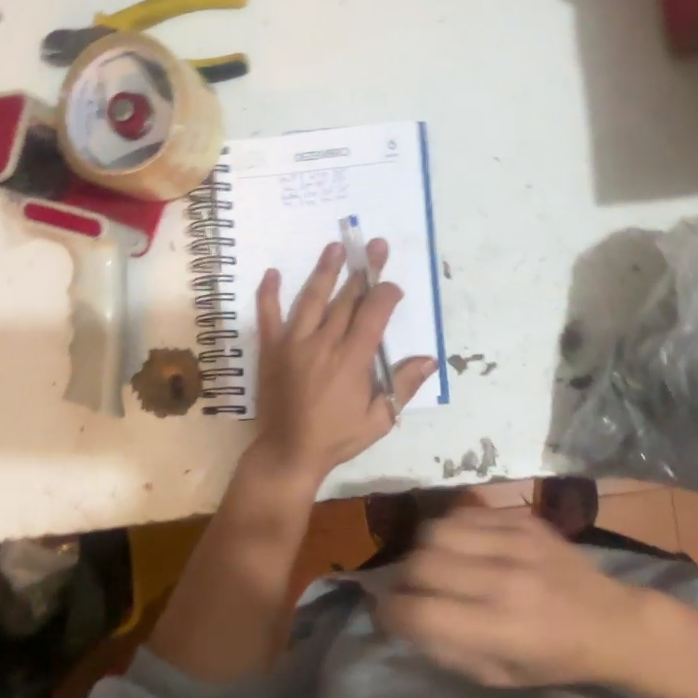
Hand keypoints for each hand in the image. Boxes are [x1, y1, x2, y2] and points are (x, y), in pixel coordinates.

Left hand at [252, 240, 437, 484]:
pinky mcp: (271, 349)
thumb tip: (429, 360)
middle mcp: (323, 343)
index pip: (373, 314)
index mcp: (352, 359)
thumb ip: (403, 386)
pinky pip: (268, 315)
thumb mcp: (378, 419)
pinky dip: (269, 293)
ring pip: (311, 299)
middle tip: (374, 245)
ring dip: (325, 271)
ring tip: (335, 247)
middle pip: (347, 299)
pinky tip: (273, 272)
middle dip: (364, 271)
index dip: (386, 295)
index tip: (394, 288)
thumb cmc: (336, 438)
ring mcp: (294, 343)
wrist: (287, 452)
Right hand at [375, 506, 653, 687]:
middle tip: (409, 592)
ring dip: (422, 551)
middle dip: (402, 582)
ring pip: (435, 531)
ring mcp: (515, 543)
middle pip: (419, 565)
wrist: (611, 621)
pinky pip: (464, 513)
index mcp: (499, 628)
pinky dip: (451, 531)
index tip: (388, 616)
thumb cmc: (552, 660)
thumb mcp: (494, 675)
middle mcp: (503, 580)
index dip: (389, 614)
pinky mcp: (523, 520)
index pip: (418, 612)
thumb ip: (443, 647)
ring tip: (433, 566)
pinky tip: (460, 547)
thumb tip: (399, 619)